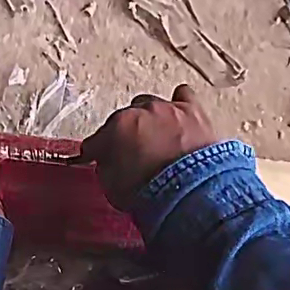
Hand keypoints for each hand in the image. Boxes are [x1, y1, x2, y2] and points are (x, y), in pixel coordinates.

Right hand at [77, 85, 220, 208]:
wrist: (189, 192)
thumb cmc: (151, 191)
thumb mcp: (112, 188)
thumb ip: (106, 167)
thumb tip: (108, 162)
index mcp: (116, 128)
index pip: (98, 138)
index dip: (97, 151)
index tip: (98, 158)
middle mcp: (140, 112)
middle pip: (125, 118)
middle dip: (126, 134)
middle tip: (132, 152)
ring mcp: (167, 109)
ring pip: (151, 105)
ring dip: (150, 120)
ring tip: (156, 138)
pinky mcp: (192, 112)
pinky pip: (183, 96)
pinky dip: (179, 106)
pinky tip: (178, 114)